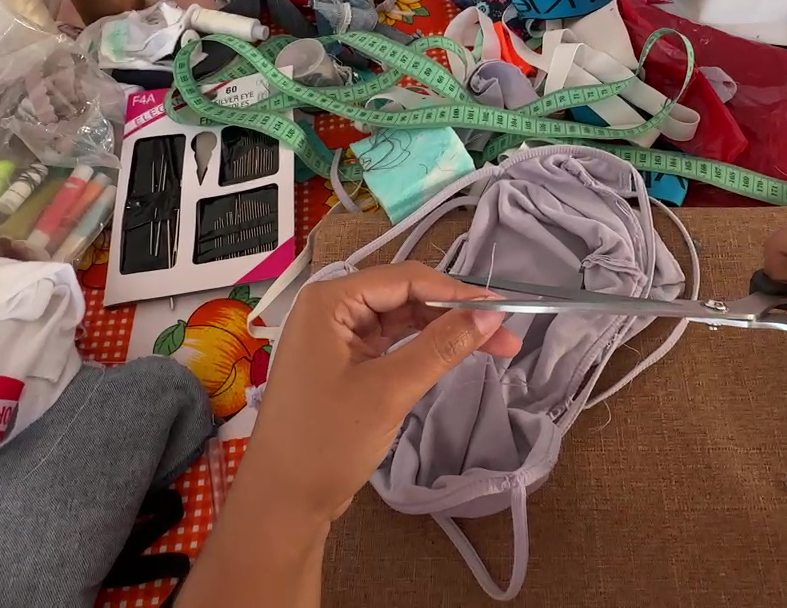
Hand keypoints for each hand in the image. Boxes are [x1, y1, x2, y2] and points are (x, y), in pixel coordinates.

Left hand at [240, 261, 522, 523]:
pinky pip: (394, 340)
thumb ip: (441, 346)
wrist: (281, 506)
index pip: (406, 279)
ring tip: (495, 344)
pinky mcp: (347, 360)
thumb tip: (492, 314)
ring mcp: (338, 334)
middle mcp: (332, 307)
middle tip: (505, 332)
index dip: (456, 291)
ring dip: (445, 330)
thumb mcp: (390, 391)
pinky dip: (426, 347)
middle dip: (456, 312)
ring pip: (404, 318)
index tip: (504, 308)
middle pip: (406, 295)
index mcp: (331, 299)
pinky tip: (456, 353)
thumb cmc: (326, 442)